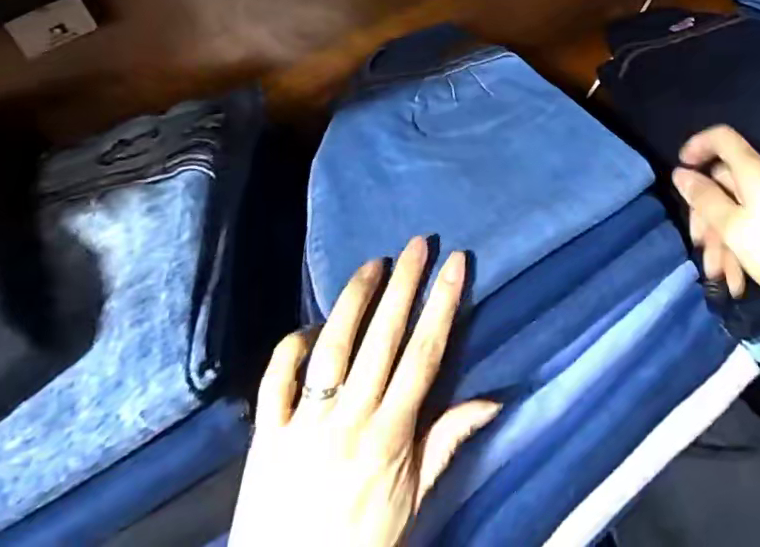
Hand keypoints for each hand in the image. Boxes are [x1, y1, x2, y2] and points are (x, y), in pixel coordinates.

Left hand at [230, 237, 500, 546]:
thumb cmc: (362, 540)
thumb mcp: (414, 499)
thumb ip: (447, 442)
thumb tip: (493, 398)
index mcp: (391, 434)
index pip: (424, 355)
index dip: (442, 304)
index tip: (455, 265)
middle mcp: (350, 419)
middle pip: (383, 338)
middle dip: (405, 285)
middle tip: (418, 243)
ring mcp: (305, 423)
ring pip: (333, 347)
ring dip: (355, 301)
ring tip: (374, 264)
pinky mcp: (267, 434)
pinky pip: (276, 380)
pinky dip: (292, 346)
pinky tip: (311, 324)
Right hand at [672, 125, 759, 330]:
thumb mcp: (732, 229)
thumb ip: (704, 198)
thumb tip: (681, 172)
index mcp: (756, 170)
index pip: (722, 137)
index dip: (698, 146)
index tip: (680, 169)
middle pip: (725, 180)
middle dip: (706, 214)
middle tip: (698, 245)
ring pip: (738, 208)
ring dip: (722, 240)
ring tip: (719, 276)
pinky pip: (756, 223)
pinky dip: (742, 246)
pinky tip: (737, 279)